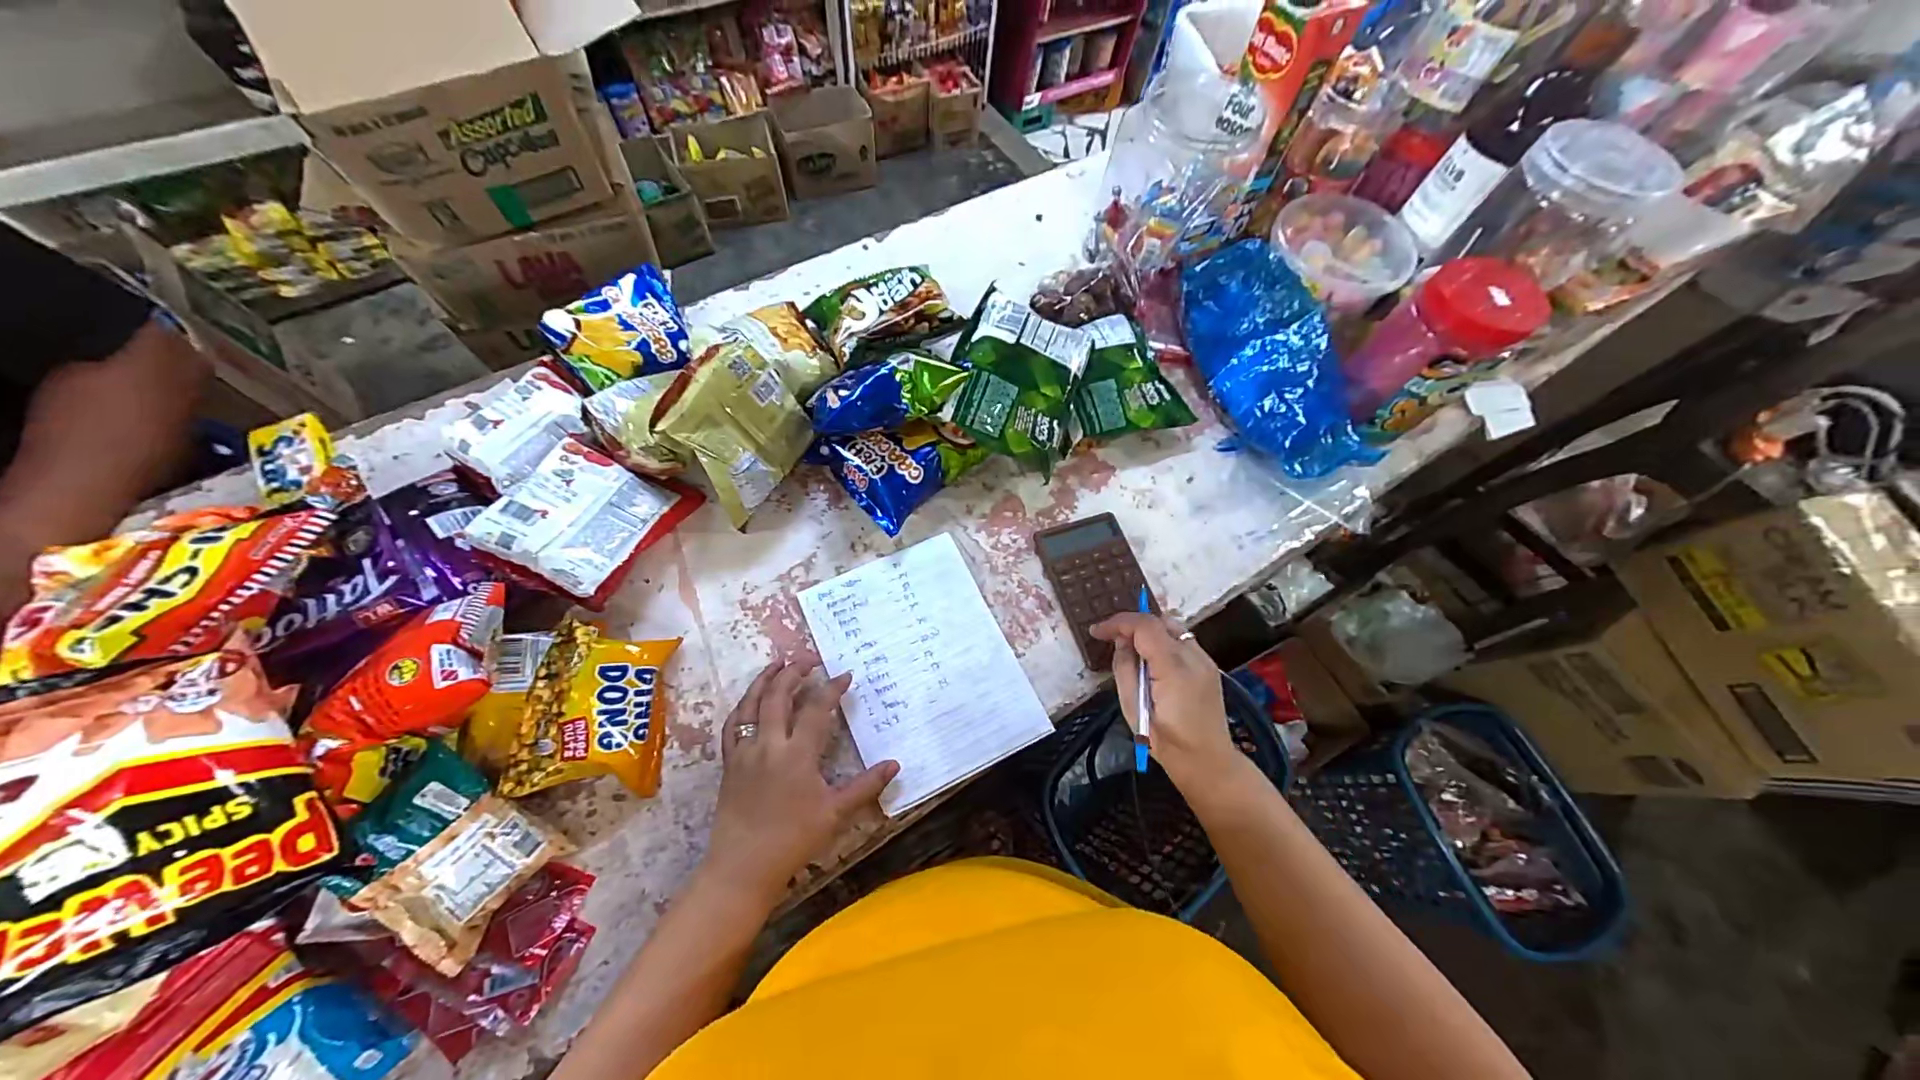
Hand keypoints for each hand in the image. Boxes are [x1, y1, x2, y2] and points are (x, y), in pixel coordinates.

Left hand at [703, 658, 898, 904]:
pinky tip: (750, 700)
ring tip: (778, 663)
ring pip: (752, 704)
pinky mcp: (729, 763)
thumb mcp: (835, 813)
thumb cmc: (793, 840)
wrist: (743, 866)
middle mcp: (768, 745)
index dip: (832, 688)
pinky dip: (743, 706)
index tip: (845, 675)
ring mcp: (744, 752)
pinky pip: (732, 725)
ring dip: (765, 680)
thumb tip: (895, 764)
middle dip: (794, 672)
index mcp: (797, 754)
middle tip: (809, 659)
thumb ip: (865, 786)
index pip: (816, 709)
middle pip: (779, 696)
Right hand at [1091, 613, 1238, 786]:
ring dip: (1150, 632)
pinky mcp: (1210, 667)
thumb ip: (1124, 668)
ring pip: (1173, 628)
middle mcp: (1194, 657)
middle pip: (1160, 621)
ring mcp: (1206, 660)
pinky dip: (1163, 642)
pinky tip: (1153, 662)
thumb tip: (1121, 641)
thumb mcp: (1132, 706)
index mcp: (1173, 668)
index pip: (1144, 626)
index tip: (1097, 631)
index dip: (1118, 622)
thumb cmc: (1164, 740)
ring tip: (1132, 651)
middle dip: (1133, 625)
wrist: (1206, 761)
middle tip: (1113, 640)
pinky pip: (1182, 642)